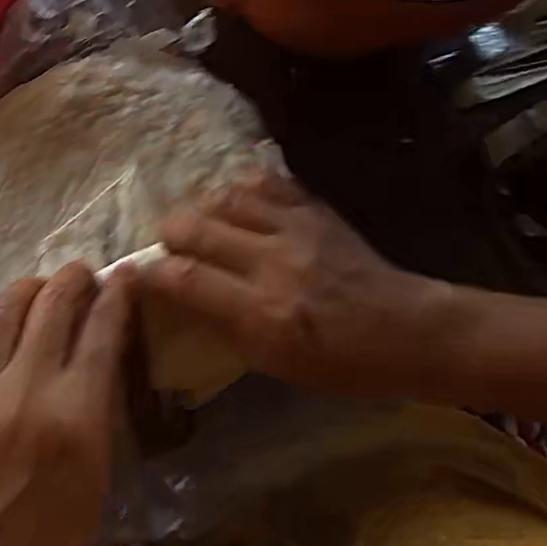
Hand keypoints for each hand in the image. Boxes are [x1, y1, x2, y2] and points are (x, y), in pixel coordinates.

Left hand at [0, 264, 131, 545]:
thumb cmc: (55, 545)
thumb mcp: (97, 472)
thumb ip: (96, 401)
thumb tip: (99, 345)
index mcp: (75, 419)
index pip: (102, 331)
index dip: (117, 294)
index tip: (126, 274)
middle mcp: (27, 391)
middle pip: (53, 305)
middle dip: (75, 278)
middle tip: (86, 271)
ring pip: (8, 310)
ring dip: (32, 288)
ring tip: (47, 284)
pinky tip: (8, 317)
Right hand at [136, 171, 460, 395]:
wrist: (410, 331)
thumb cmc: (340, 363)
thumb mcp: (274, 362)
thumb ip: (222, 324)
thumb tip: (178, 294)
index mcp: (263, 312)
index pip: (183, 278)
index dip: (149, 272)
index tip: (136, 272)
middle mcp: (273, 263)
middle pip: (193, 226)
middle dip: (169, 235)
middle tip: (171, 248)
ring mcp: (295, 229)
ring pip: (222, 197)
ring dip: (203, 211)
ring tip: (205, 226)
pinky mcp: (314, 208)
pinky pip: (262, 183)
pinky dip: (240, 192)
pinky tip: (239, 207)